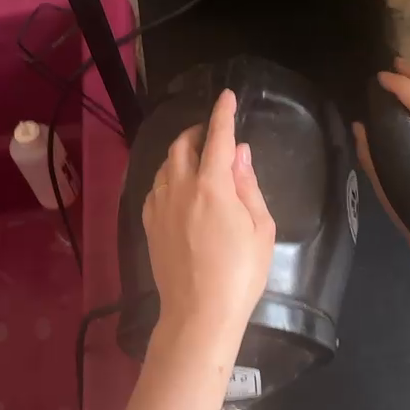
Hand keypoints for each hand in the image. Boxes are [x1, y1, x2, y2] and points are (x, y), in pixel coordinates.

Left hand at [142, 89, 276, 351]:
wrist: (199, 313)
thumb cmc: (241, 273)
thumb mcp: (260, 228)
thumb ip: (247, 185)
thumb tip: (239, 152)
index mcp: (212, 186)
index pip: (217, 137)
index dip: (223, 113)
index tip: (227, 96)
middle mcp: (180, 188)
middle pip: (182, 145)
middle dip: (198, 132)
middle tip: (213, 134)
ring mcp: (159, 206)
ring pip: (165, 165)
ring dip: (181, 154)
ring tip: (198, 160)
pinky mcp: (149, 225)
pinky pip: (155, 187)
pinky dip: (168, 176)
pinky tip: (179, 188)